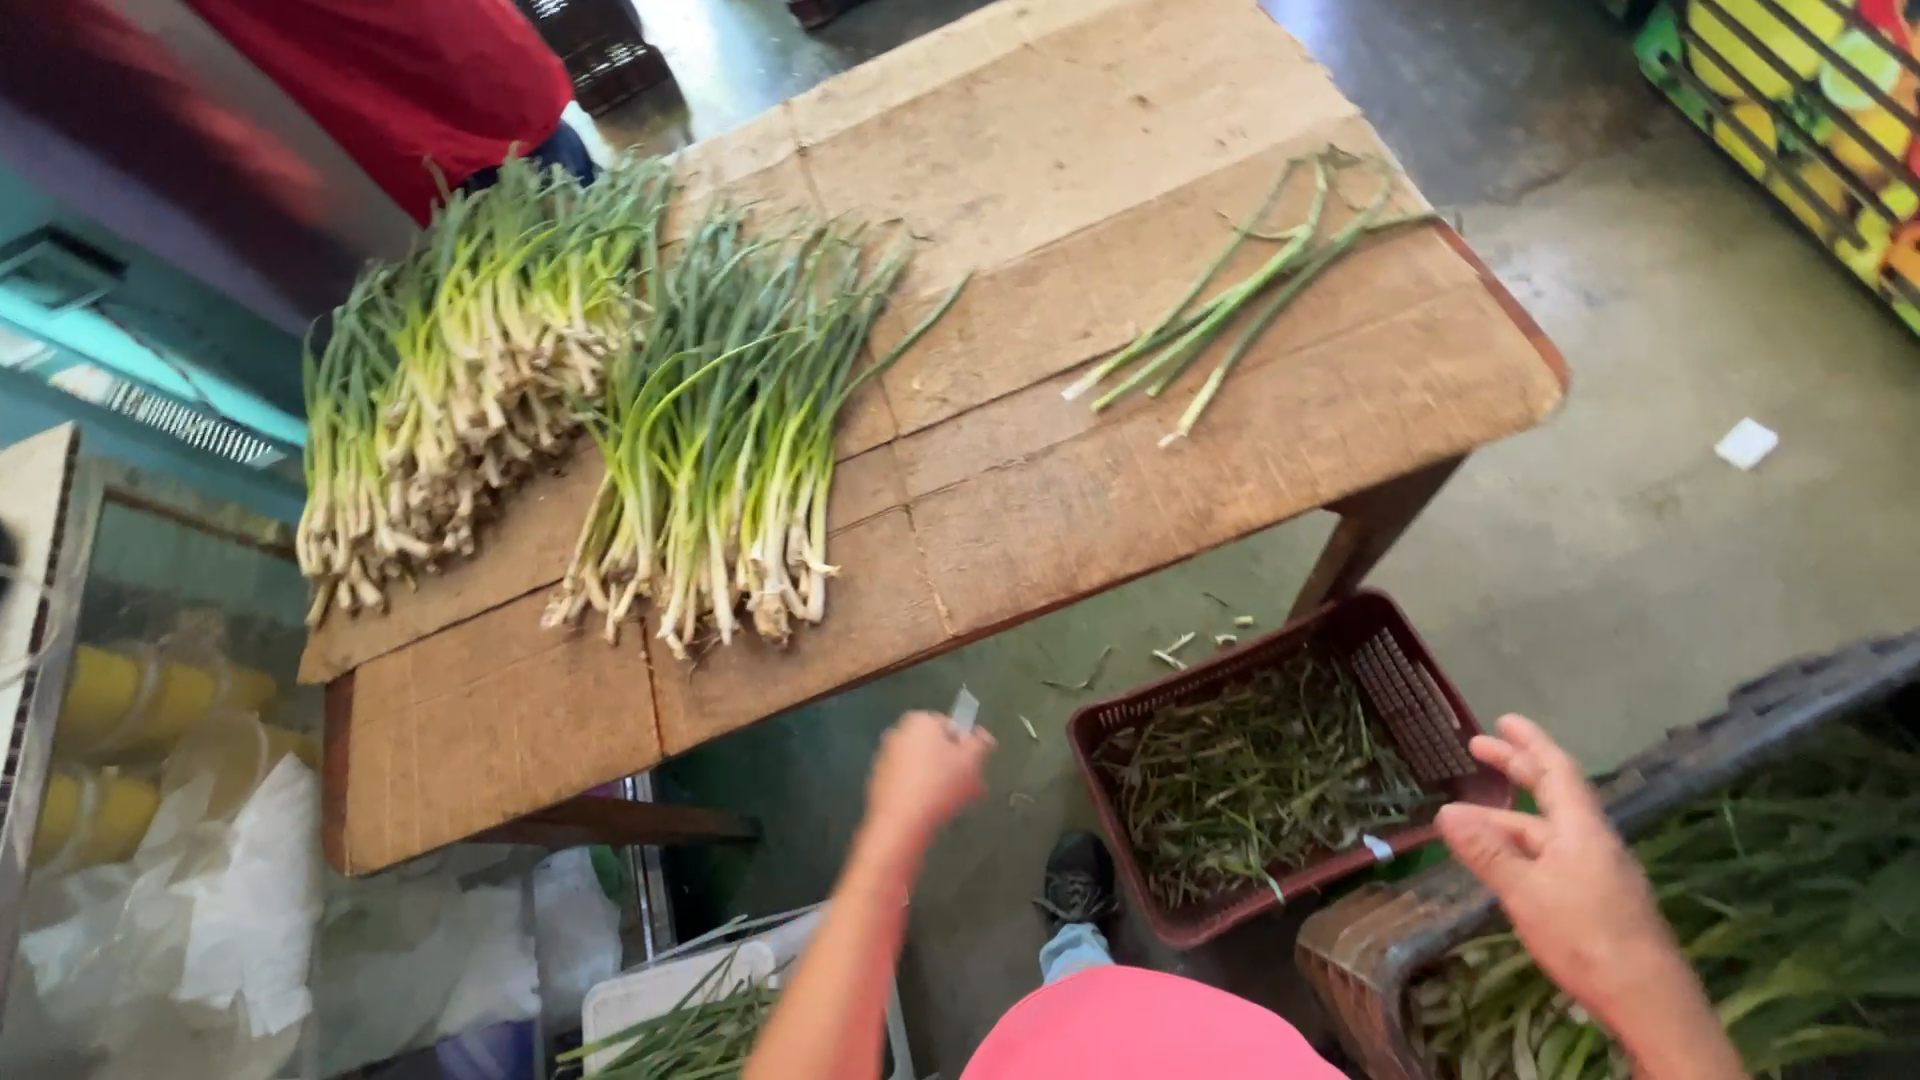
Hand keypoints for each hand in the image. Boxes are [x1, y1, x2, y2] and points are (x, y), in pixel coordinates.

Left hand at [865, 711, 993, 845]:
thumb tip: (982, 736)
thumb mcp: (972, 762)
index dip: (968, 748)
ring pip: (924, 765)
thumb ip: (980, 744)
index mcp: (920, 720)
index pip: (953, 727)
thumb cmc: (940, 786)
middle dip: (956, 766)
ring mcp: (885, 756)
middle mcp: (898, 732)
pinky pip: (909, 781)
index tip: (976, 768)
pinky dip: (922, 790)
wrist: (899, 824)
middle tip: (972, 788)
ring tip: (956, 804)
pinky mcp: (878, 781)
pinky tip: (933, 810)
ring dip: (941, 780)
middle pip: (937, 747)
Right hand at [1436, 715, 1687, 1027]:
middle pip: (1554, 795)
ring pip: (1547, 832)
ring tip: (1465, 822)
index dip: (1530, 743)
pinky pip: (1552, 857)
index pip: (1558, 773)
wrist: (1652, 1009)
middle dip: (1516, 769)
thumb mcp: (1525, 893)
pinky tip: (1500, 864)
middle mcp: (1594, 845)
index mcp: (1583, 833)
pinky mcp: (1599, 901)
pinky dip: (1520, 847)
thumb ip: (1487, 852)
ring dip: (1507, 818)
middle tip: (1477, 748)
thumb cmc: (1588, 939)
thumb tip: (1445, 810)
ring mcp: (1599, 874)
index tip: (1504, 720)